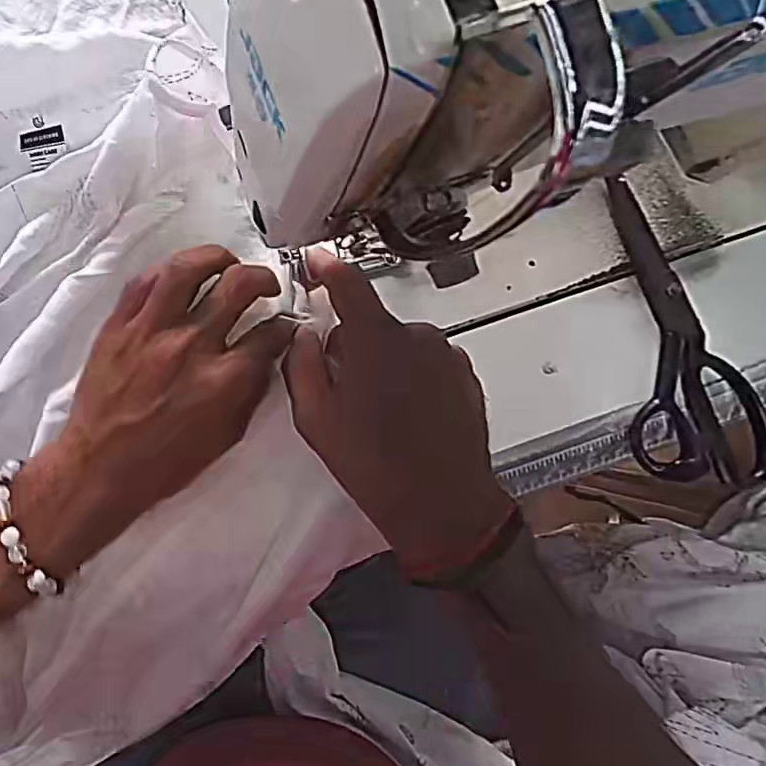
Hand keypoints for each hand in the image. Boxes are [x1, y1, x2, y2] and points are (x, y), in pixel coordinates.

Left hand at [23, 245, 297, 572]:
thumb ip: (250, 392)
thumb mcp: (225, 436)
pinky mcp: (118, 327)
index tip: (282, 324)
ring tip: (226, 263)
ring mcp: (150, 331)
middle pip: (239, 286)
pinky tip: (179, 276)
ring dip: (216, 258)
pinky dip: (167, 271)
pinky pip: (143, 282)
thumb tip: (265, 358)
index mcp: (223, 380)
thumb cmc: (162, 462)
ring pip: (188, 269)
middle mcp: (190, 347)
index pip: (269, 333)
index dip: (283, 325)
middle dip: (263, 278)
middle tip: (265, 285)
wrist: (100, 468)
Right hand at [283, 249, 516, 580]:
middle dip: (352, 348)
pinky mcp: (464, 373)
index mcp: (374, 342)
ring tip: (380, 413)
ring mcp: (445, 354)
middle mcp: (415, 337)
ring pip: (398, 344)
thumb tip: (305, 338)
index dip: (328, 268)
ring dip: (384, 365)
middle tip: (345, 394)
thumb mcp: (316, 419)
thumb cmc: (375, 465)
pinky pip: (426, 361)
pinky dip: (412, 377)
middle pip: (370, 324)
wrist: (442, 504)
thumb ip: (301, 366)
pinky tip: (406, 415)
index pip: (348, 285)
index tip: (317, 261)